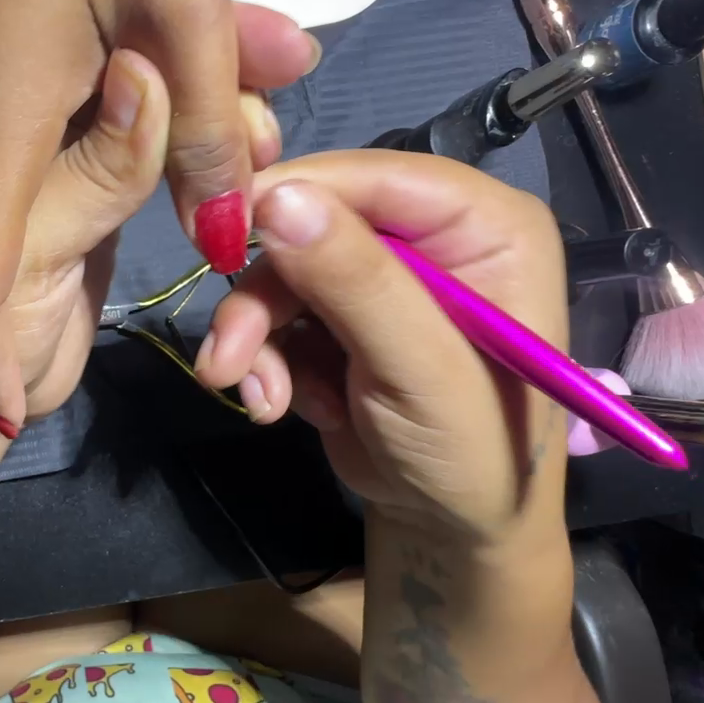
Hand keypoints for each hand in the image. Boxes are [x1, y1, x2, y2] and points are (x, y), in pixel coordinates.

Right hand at [193, 153, 569, 546]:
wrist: (447, 526)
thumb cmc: (471, 451)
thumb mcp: (419, 369)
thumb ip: (356, 282)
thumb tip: (277, 198)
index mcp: (481, 227)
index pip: (377, 177)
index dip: (297, 193)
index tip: (222, 227)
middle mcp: (425, 242)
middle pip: (311, 229)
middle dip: (262, 299)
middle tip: (226, 355)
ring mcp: (374, 283)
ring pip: (279, 278)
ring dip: (254, 340)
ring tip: (257, 397)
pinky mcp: (333, 323)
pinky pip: (274, 321)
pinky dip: (265, 364)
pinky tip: (280, 407)